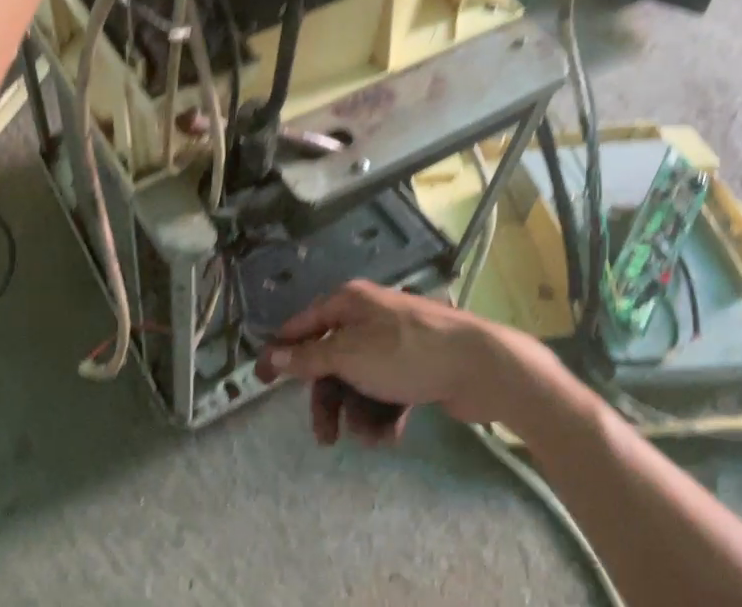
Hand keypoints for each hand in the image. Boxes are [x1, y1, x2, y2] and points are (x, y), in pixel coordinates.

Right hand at [254, 280, 537, 444]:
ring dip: (358, 414)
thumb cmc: (406, 353)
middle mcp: (368, 318)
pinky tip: (389, 436)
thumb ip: (308, 357)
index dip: (281, 352)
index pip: (302, 326)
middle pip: (331, 361)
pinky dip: (383, 415)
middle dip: (328, 400)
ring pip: (359, 382)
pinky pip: (387, 393)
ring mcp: (394, 344)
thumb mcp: (348, 355)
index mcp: (348, 303)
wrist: (481, 366)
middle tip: (324, 436)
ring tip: (368, 438)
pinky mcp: (417, 369)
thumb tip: (270, 356)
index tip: (260, 380)